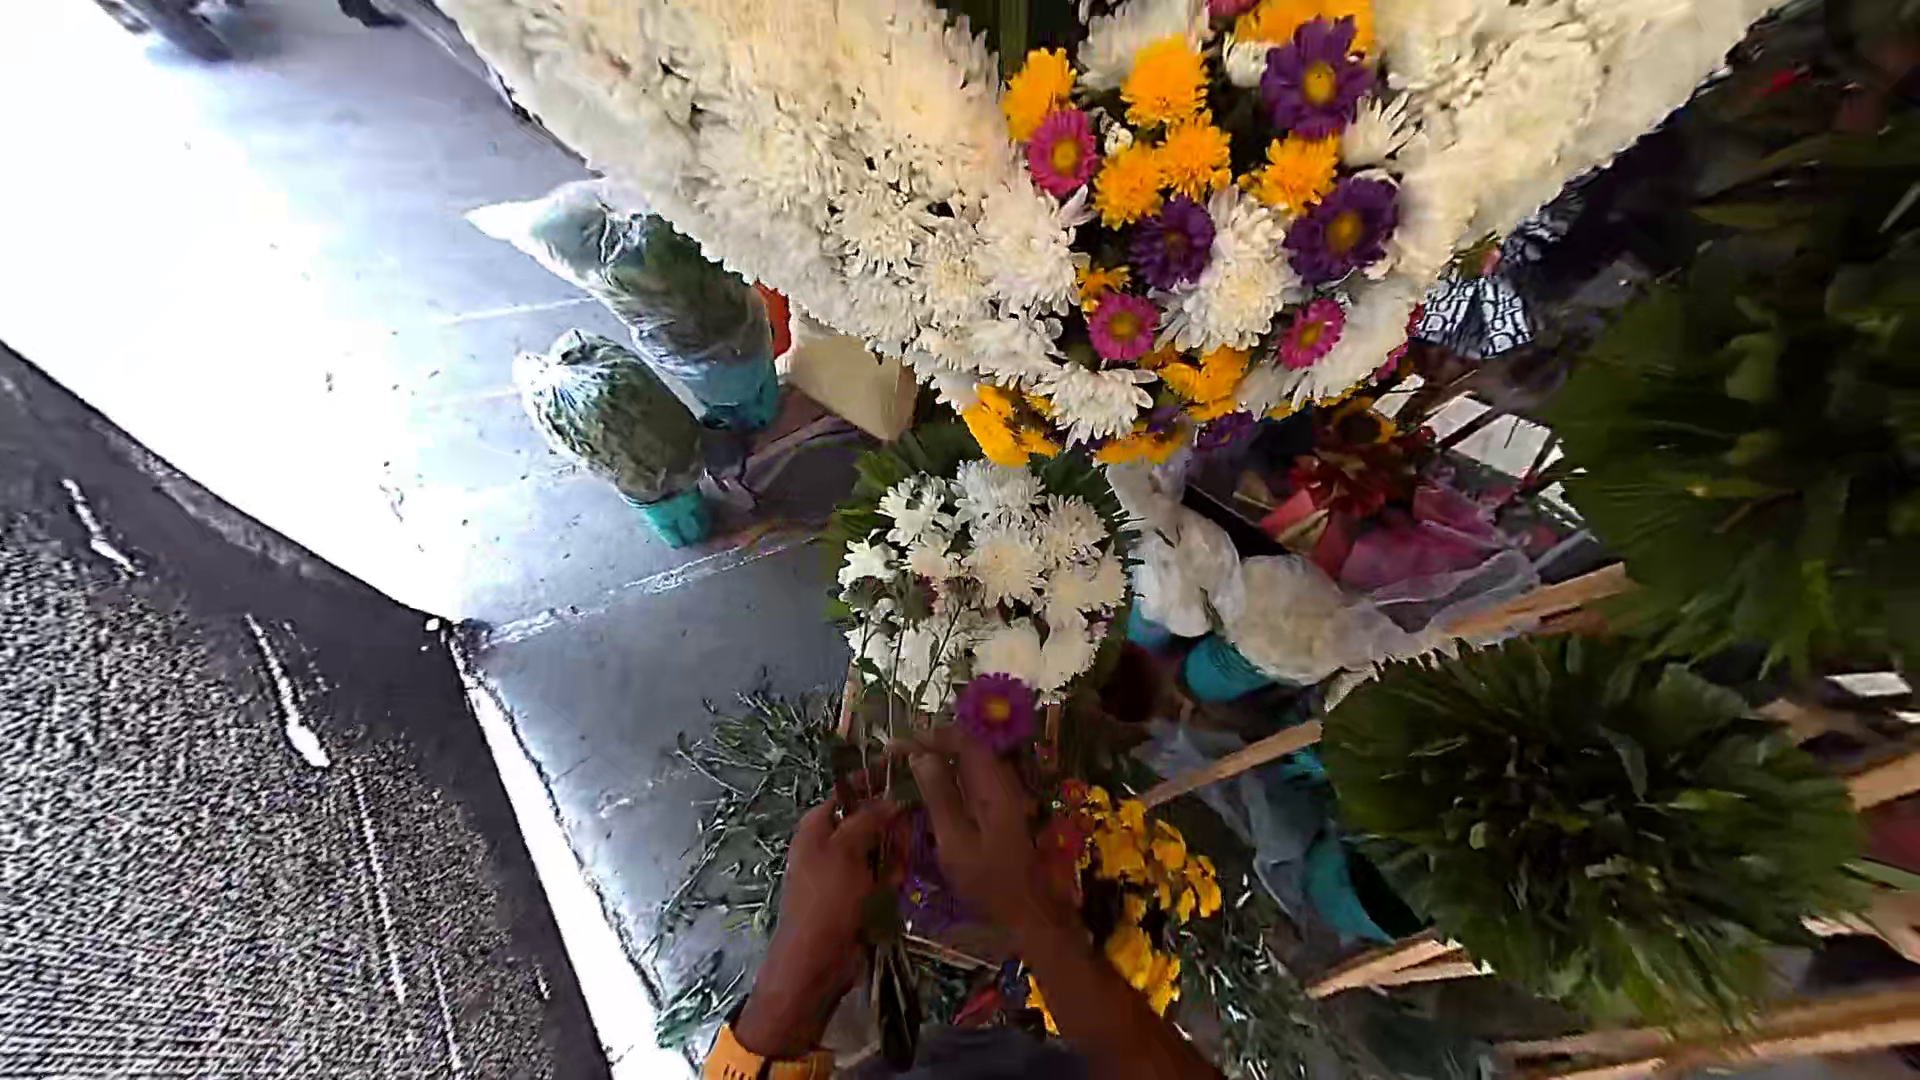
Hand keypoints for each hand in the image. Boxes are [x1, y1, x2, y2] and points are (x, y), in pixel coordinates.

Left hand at [734, 794, 897, 1058]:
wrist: (816, 966)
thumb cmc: (825, 900)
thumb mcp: (846, 850)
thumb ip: (869, 817)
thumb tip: (892, 795)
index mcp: (818, 825)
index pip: (850, 789)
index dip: (875, 780)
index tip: (905, 772)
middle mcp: (831, 842)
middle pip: (871, 818)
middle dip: (891, 825)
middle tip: (907, 832)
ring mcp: (846, 869)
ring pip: (882, 846)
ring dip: (894, 854)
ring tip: (897, 868)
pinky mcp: (860, 893)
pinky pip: (883, 874)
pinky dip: (891, 878)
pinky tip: (894, 887)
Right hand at [904, 729, 1067, 938]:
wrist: (1024, 906)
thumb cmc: (987, 879)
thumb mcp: (955, 841)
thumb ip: (939, 796)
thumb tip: (921, 756)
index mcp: (993, 784)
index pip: (963, 742)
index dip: (930, 737)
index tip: (900, 744)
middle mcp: (1001, 778)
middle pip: (966, 744)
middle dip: (932, 741)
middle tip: (899, 749)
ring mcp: (1002, 788)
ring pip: (969, 757)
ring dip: (939, 753)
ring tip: (908, 758)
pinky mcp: (999, 801)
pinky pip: (972, 772)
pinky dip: (949, 768)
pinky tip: (931, 778)